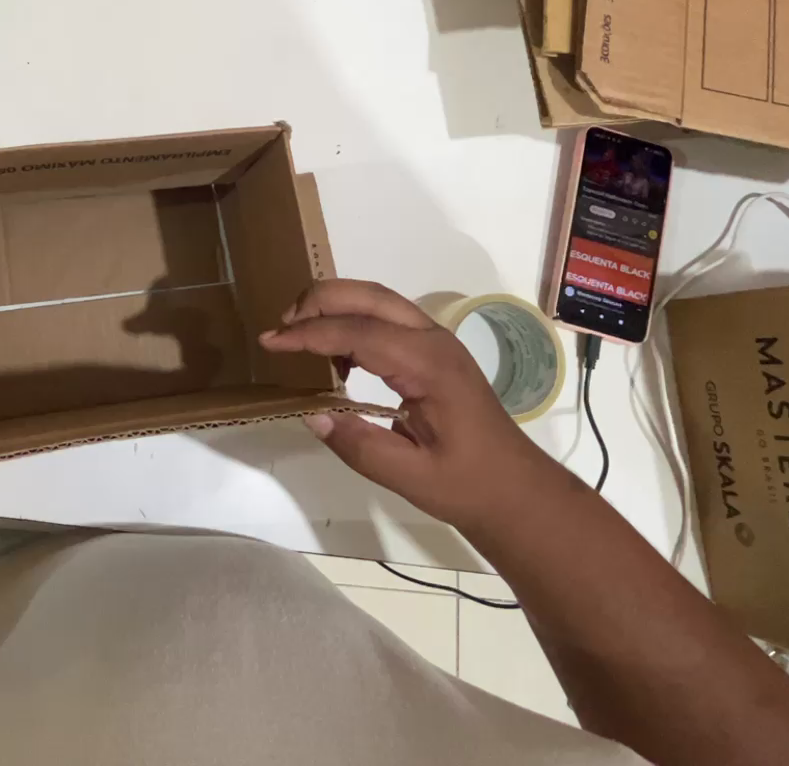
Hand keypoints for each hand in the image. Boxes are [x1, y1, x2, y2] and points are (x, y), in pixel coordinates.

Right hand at [259, 279, 570, 531]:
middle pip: (368, 296)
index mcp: (429, 366)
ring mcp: (434, 341)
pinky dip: (349, 321)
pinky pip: (383, 317)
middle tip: (280, 327)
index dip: (309, 334)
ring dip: (333, 305)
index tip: (270, 342)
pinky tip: (333, 354)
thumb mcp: (410, 477)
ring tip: (296, 333)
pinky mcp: (430, 350)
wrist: (518, 491)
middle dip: (318, 301)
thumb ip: (358, 445)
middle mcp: (432, 341)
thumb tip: (311, 413)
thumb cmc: (468, 485)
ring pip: (376, 299)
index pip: (358, 332)